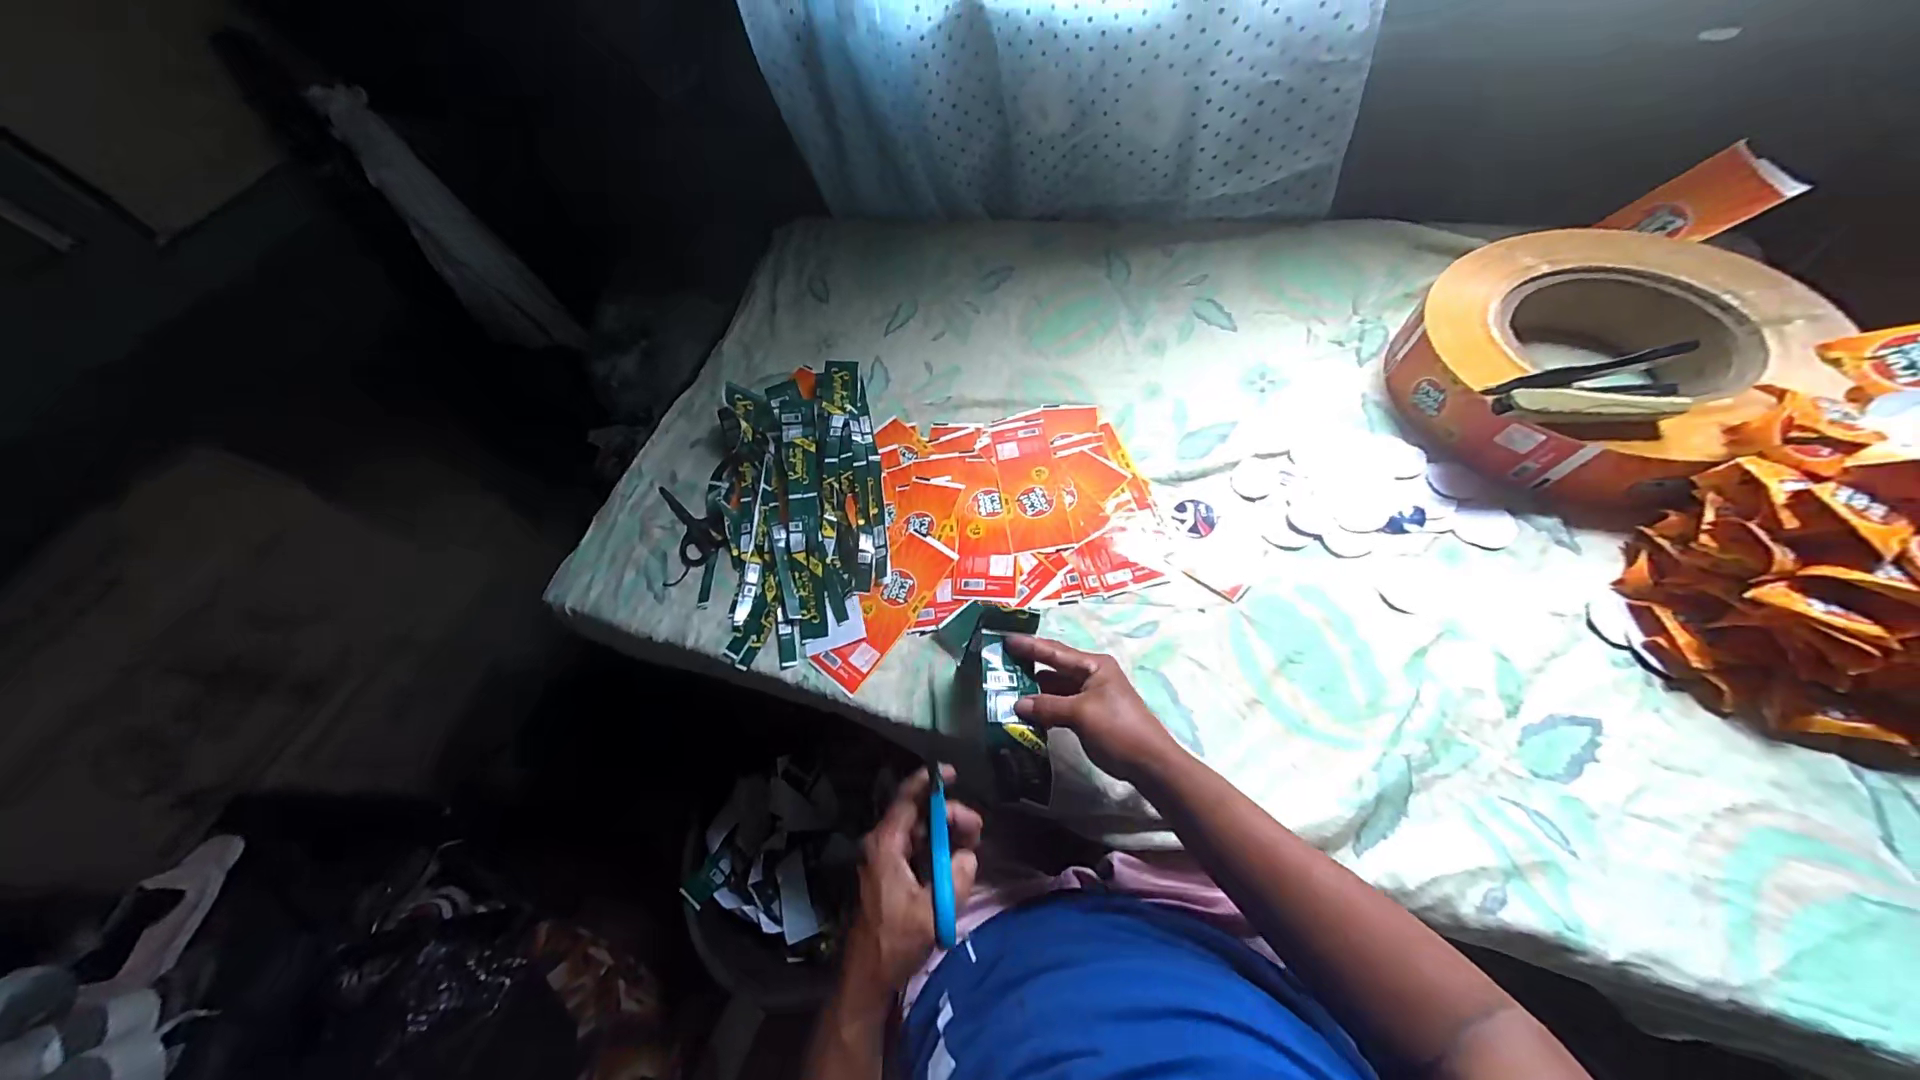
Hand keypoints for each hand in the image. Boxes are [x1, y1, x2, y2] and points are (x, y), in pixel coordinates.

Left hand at [843, 766, 981, 996]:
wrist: (869, 976)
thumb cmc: (894, 942)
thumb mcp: (931, 913)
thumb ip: (955, 880)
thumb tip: (969, 855)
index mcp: (885, 845)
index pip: (906, 799)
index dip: (928, 781)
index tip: (950, 773)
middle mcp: (883, 844)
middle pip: (919, 814)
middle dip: (949, 814)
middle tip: (977, 828)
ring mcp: (886, 858)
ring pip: (920, 831)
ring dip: (947, 832)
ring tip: (973, 843)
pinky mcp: (893, 873)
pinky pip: (918, 848)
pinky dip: (939, 847)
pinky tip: (958, 857)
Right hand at [1004, 634, 1183, 785]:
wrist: (1150, 763)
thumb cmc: (1118, 729)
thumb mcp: (1081, 714)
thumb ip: (1047, 706)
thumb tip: (1017, 704)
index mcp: (1094, 666)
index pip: (1055, 652)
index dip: (1030, 646)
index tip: (1006, 639)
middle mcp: (1092, 675)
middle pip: (1054, 667)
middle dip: (1029, 665)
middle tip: (1000, 663)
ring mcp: (1091, 696)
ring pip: (1056, 688)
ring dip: (1034, 690)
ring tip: (1006, 687)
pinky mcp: (1089, 715)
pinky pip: (1060, 705)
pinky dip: (1044, 707)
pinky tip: (1026, 711)